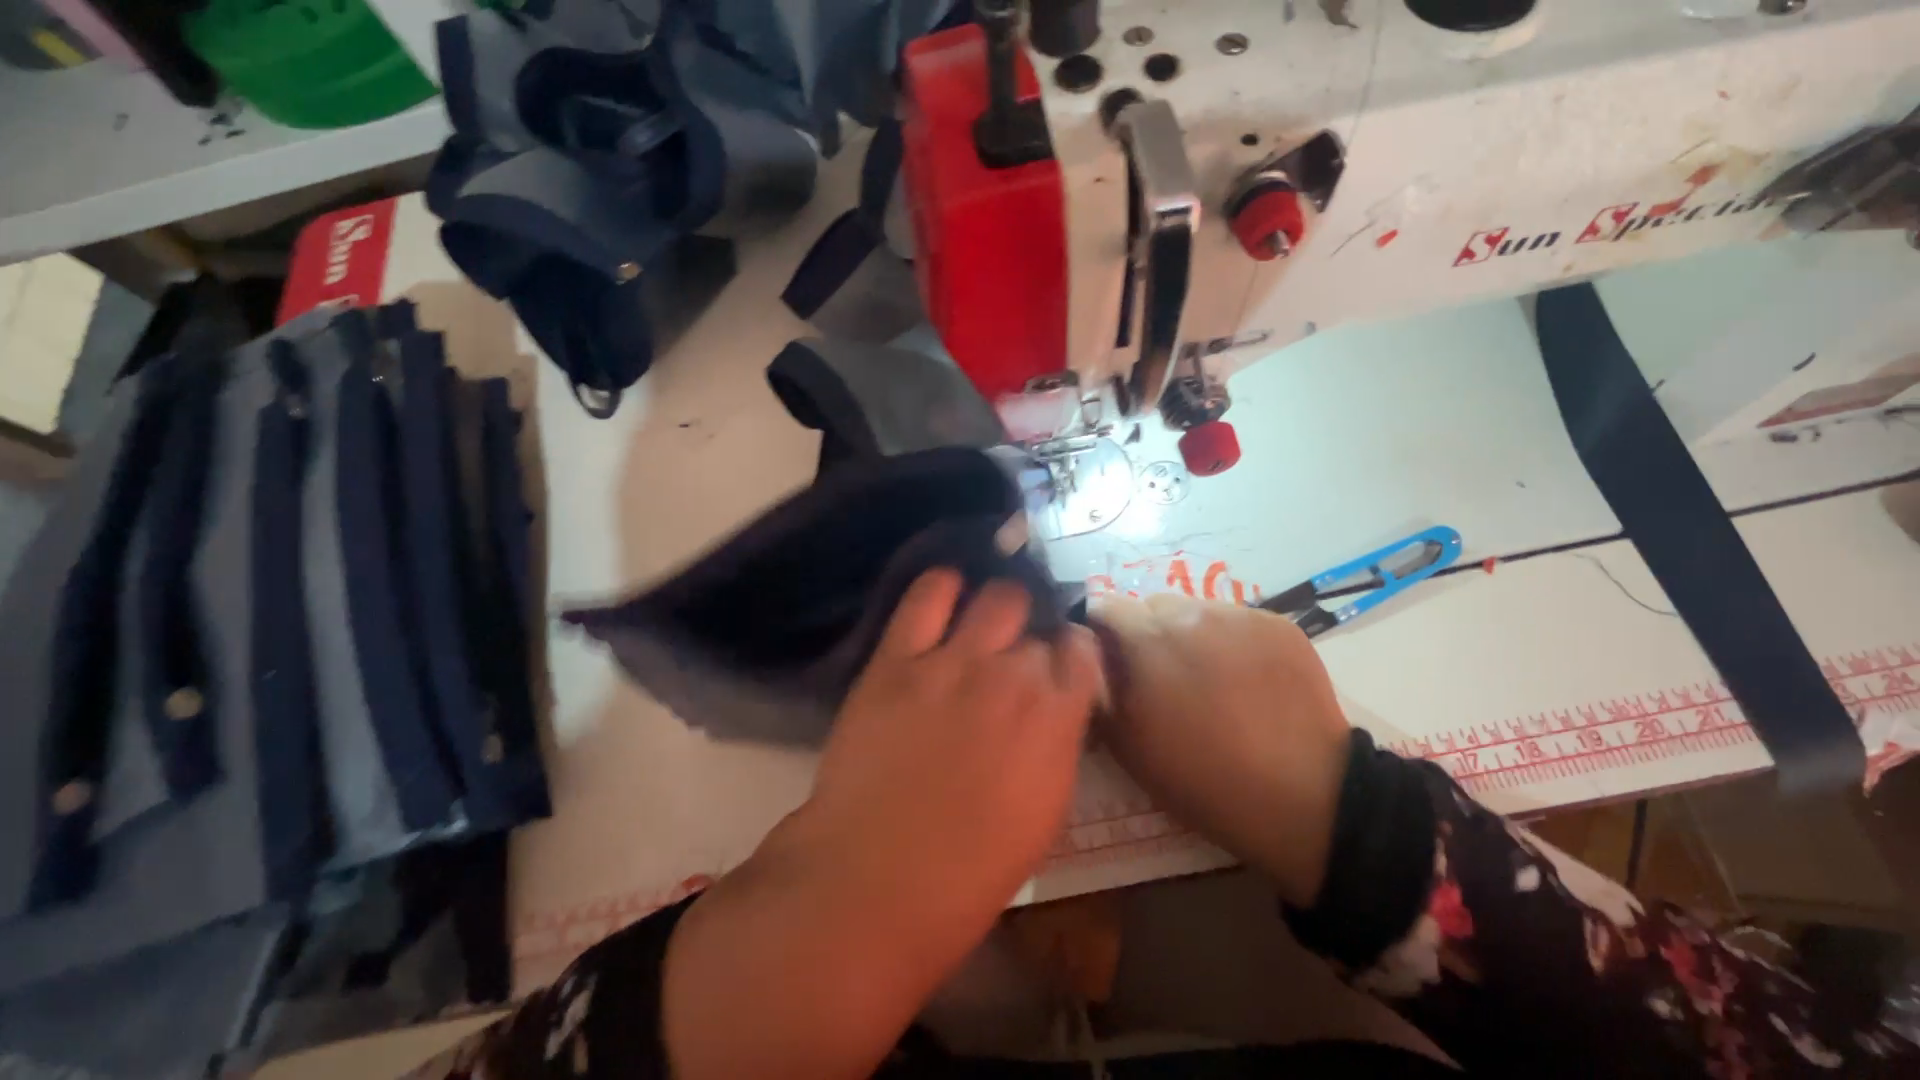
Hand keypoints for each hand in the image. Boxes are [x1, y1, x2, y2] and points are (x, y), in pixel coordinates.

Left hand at [809, 568, 1104, 925]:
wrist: (877, 877)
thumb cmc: (971, 871)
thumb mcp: (1045, 815)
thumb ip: (1057, 746)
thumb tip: (1056, 711)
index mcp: (1058, 720)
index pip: (1081, 652)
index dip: (1069, 653)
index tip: (1058, 662)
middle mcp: (1014, 677)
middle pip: (1036, 624)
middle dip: (1030, 634)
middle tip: (1012, 655)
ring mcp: (953, 662)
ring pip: (995, 596)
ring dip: (997, 606)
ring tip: (984, 622)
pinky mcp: (896, 658)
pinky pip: (927, 594)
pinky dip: (942, 585)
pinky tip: (945, 594)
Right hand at [1090, 592, 1351, 907]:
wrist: (1302, 797)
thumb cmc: (1202, 779)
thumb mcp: (1127, 745)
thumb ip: (1097, 690)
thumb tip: (1084, 658)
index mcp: (1148, 639)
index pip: (1105, 607)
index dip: (1100, 632)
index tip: (1106, 661)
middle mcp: (1192, 613)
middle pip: (1152, 606)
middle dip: (1147, 634)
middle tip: (1160, 679)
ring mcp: (1241, 616)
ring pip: (1197, 611)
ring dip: (1190, 636)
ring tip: (1207, 681)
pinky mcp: (1280, 626)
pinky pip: (1239, 622)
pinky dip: (1231, 643)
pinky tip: (1245, 683)